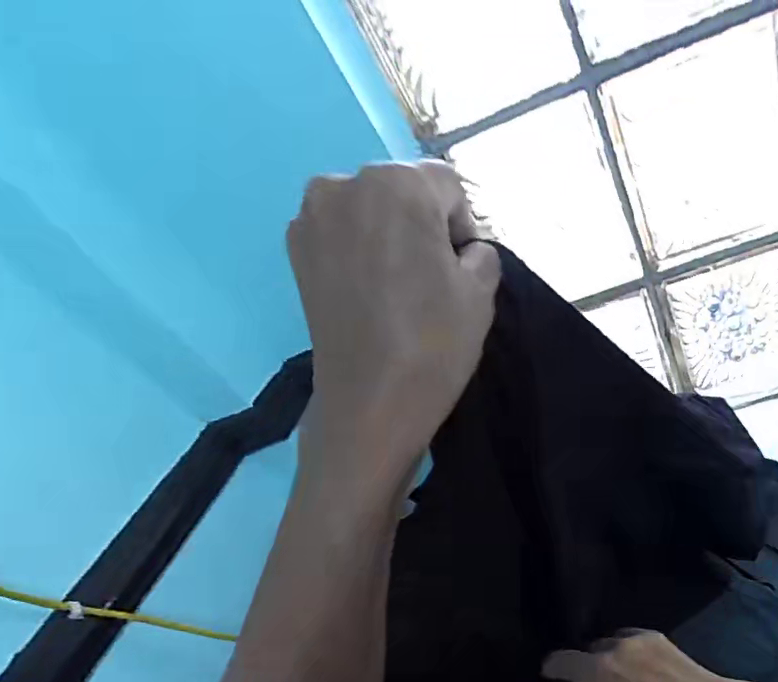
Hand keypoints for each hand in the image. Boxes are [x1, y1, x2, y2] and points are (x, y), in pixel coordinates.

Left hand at [287, 161, 501, 481]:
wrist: (371, 402)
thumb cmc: (433, 345)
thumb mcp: (482, 294)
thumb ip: (481, 253)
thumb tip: (463, 251)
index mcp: (398, 184)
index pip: (446, 186)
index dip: (463, 226)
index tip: (462, 269)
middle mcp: (345, 183)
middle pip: (401, 190)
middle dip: (421, 224)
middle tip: (431, 278)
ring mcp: (312, 216)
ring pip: (368, 210)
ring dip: (387, 235)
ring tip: (398, 287)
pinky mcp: (295, 250)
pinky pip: (340, 233)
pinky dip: (358, 251)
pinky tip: (369, 293)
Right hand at [534, 631, 747, 681]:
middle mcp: (596, 666)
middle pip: (554, 660)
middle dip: (559, 675)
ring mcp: (620, 645)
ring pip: (589, 647)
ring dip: (594, 663)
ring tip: (618, 679)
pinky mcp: (643, 634)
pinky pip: (617, 638)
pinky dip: (620, 652)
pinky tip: (639, 668)